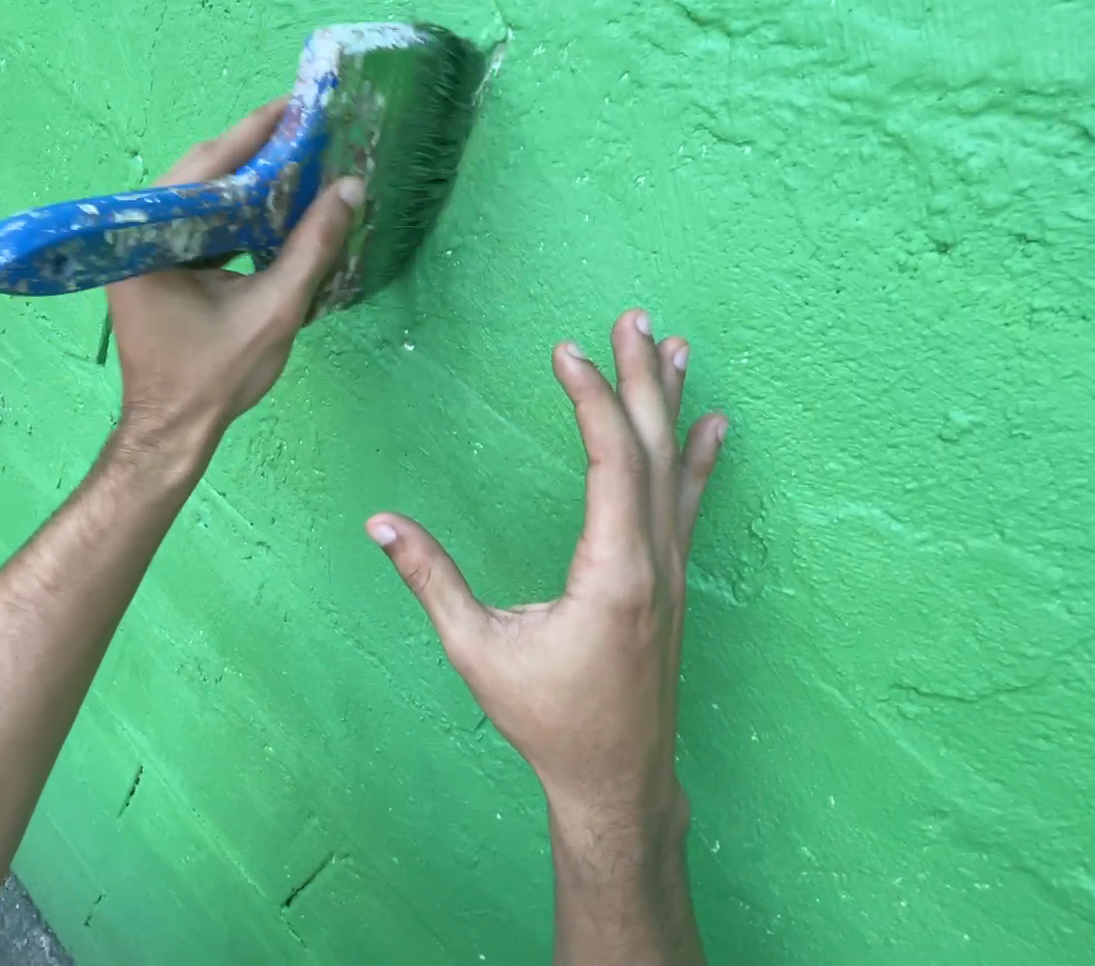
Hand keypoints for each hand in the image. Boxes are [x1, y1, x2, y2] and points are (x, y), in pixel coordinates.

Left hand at [107, 100, 362, 466]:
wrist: (172, 432)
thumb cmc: (215, 378)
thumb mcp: (273, 311)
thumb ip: (311, 248)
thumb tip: (350, 189)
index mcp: (146, 241)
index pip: (206, 168)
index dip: (255, 133)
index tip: (297, 105)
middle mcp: (131, 237)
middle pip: (198, 177)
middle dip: (252, 153)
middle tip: (302, 132)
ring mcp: (137, 254)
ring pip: (195, 200)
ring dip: (242, 185)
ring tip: (292, 164)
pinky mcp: (149, 269)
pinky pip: (193, 227)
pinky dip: (229, 217)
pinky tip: (266, 211)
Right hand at [366, 310, 726, 831]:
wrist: (616, 777)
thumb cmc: (545, 718)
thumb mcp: (476, 650)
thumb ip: (430, 580)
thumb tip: (380, 524)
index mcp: (612, 572)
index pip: (611, 461)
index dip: (591, 398)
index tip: (567, 351)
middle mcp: (654, 561)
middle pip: (653, 450)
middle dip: (641, 379)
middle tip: (635, 318)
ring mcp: (671, 570)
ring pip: (678, 470)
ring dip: (672, 405)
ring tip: (675, 348)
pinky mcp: (671, 581)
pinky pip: (689, 504)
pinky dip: (700, 459)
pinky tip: (714, 427)